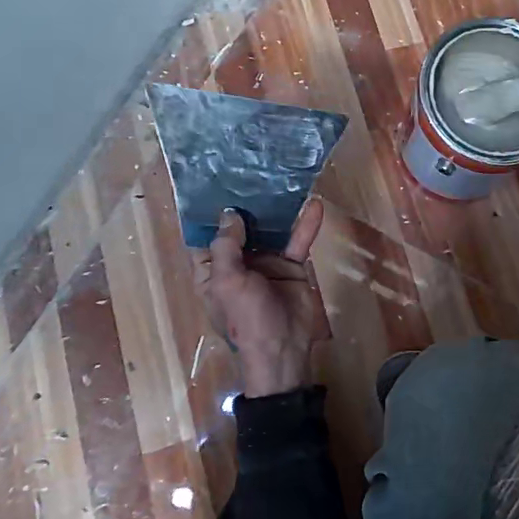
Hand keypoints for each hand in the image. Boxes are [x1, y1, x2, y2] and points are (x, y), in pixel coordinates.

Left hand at [191, 198, 326, 397]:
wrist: (283, 349)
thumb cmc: (245, 318)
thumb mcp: (226, 282)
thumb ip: (225, 245)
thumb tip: (230, 213)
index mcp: (211, 269)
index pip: (204, 235)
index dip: (207, 211)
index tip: (212, 180)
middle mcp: (236, 262)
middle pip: (239, 227)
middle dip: (244, 202)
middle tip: (251, 169)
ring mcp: (265, 263)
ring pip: (269, 230)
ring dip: (275, 209)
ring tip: (281, 179)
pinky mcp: (290, 267)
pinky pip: (296, 242)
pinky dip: (305, 225)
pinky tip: (314, 205)